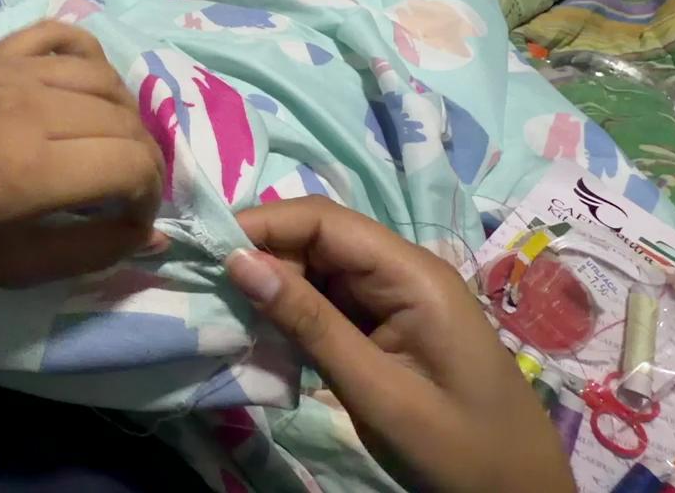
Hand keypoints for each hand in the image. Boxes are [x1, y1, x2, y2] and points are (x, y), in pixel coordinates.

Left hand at [0, 21, 164, 285]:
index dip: (148, 197)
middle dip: (141, 161)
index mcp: (33, 168)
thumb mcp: (14, 266)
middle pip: (127, 121)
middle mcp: (30, 107)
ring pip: (105, 77)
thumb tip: (154, 233)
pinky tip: (82, 88)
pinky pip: (62, 34)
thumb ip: (92, 251)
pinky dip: (88, 57)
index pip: (134, 164)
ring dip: (122, 115)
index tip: (128, 219)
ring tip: (104, 145)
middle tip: (120, 190)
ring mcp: (11, 69)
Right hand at [225, 198, 574, 492]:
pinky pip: (326, 298)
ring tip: (233, 313)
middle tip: (216, 291)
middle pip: (315, 238)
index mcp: (411, 273)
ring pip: (315, 267)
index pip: (323, 220)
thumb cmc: (463, 454)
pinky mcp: (384, 322)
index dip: (263, 224)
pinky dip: (292, 312)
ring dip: (274, 286)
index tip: (211, 251)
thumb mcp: (380, 394)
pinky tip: (268, 334)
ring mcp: (394, 296)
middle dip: (264, 256)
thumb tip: (237, 260)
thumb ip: (308, 324)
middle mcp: (400, 270)